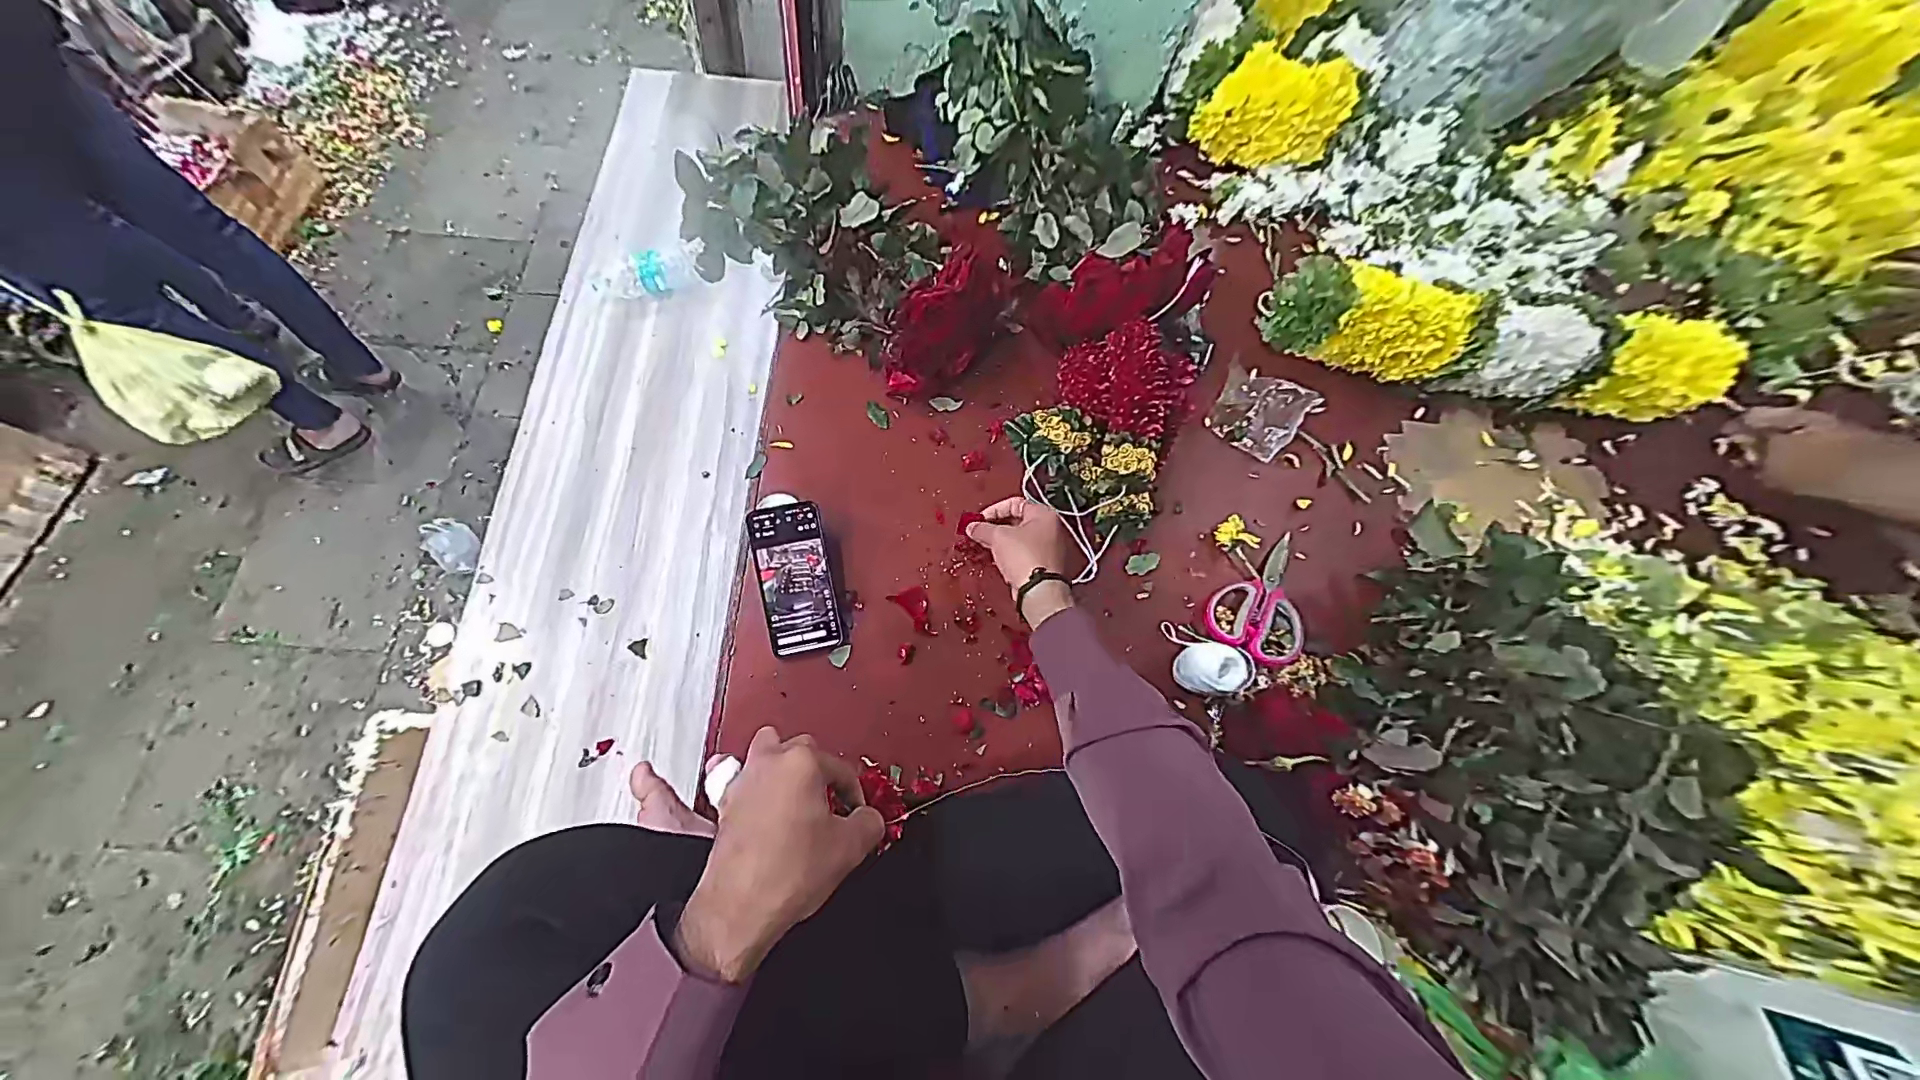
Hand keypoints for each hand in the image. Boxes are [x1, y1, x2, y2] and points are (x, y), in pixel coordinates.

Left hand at [675, 727, 884, 982]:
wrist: (739, 909)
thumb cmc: (785, 874)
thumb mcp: (851, 847)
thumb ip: (870, 821)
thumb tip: (868, 819)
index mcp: (803, 762)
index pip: (841, 769)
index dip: (854, 793)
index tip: (856, 812)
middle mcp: (770, 762)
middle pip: (804, 749)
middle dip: (820, 772)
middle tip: (830, 800)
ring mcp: (743, 780)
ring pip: (765, 750)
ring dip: (782, 765)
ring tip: (795, 794)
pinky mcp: (723, 803)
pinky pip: (736, 777)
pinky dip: (750, 783)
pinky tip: (759, 802)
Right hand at [965, 496, 1074, 625]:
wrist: (1039, 589)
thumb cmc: (1026, 557)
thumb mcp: (998, 537)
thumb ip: (982, 528)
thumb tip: (973, 527)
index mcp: (1044, 514)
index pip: (1015, 503)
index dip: (994, 510)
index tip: (980, 519)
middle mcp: (1051, 529)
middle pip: (1018, 521)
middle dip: (996, 526)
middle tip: (980, 532)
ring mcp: (1050, 548)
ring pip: (1021, 539)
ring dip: (1002, 541)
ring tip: (987, 545)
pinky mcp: (1045, 565)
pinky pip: (1024, 554)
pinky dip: (1011, 554)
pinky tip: (998, 559)